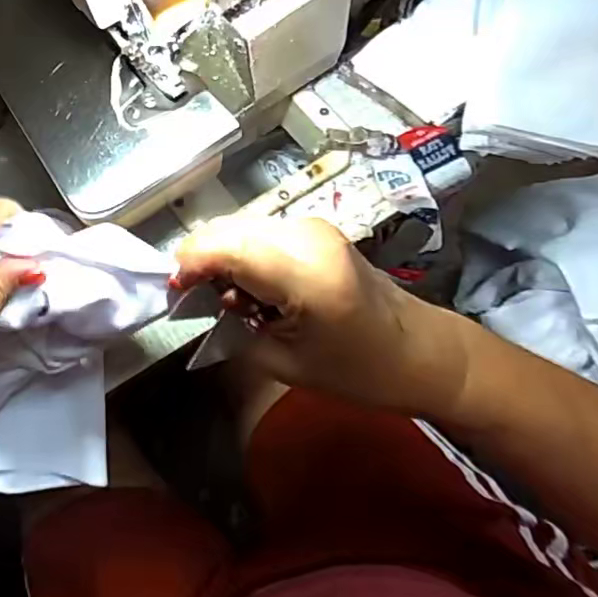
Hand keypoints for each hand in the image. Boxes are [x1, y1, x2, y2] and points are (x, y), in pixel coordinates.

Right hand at [173, 215, 475, 417]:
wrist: (422, 351)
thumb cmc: (359, 370)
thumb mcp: (284, 361)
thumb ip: (234, 325)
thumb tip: (198, 297)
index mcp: (304, 271)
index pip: (227, 246)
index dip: (191, 263)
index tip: (175, 290)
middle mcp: (306, 235)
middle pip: (228, 229)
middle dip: (201, 258)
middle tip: (193, 297)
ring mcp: (312, 226)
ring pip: (240, 226)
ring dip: (221, 255)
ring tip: (228, 298)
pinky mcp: (314, 228)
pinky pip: (259, 231)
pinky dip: (241, 252)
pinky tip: (250, 286)